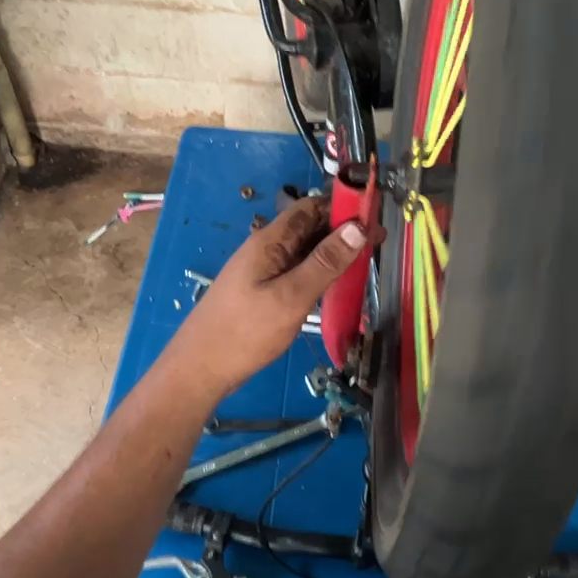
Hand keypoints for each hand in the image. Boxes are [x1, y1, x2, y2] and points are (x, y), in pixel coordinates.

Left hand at [163, 196, 373, 397]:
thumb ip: (325, 263)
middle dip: (342, 232)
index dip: (342, 207)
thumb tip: (358, 228)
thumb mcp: (291, 297)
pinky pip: (296, 275)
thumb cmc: (245, 332)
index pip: (310, 208)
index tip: (375, 216)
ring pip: (304, 254)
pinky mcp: (263, 294)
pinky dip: (319, 276)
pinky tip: (336, 289)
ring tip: (365, 265)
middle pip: (309, 229)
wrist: (199, 370)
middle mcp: (266, 251)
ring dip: (333, 255)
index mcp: (270, 242)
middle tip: (378, 244)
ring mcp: (263, 273)